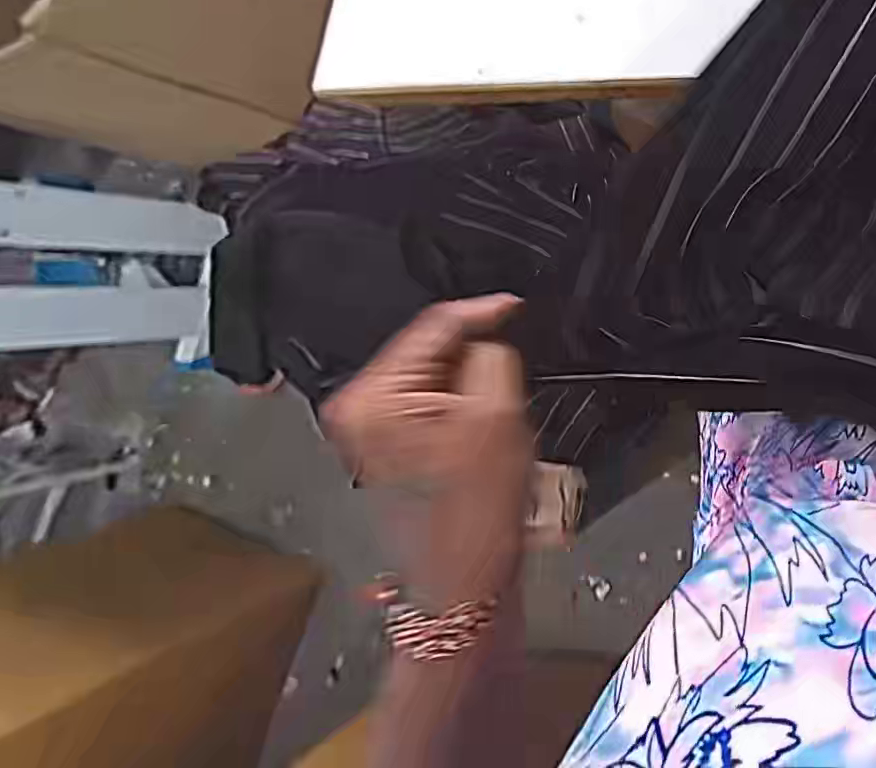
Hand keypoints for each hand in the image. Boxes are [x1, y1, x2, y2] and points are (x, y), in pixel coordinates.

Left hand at [322, 294, 532, 604]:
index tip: (515, 306)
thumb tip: (488, 339)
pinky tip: (485, 421)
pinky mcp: (395, 442)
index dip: (482, 310)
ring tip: (498, 405)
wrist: (466, 568)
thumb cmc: (477, 501)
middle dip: (475, 352)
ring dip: (473, 379)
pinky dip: (466, 399)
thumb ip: (492, 356)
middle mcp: (360, 409)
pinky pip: (437, 398)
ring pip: (439, 374)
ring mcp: (374, 428)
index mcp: (372, 397)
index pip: (433, 326)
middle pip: (431, 349)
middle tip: (509, 371)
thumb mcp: (496, 412)